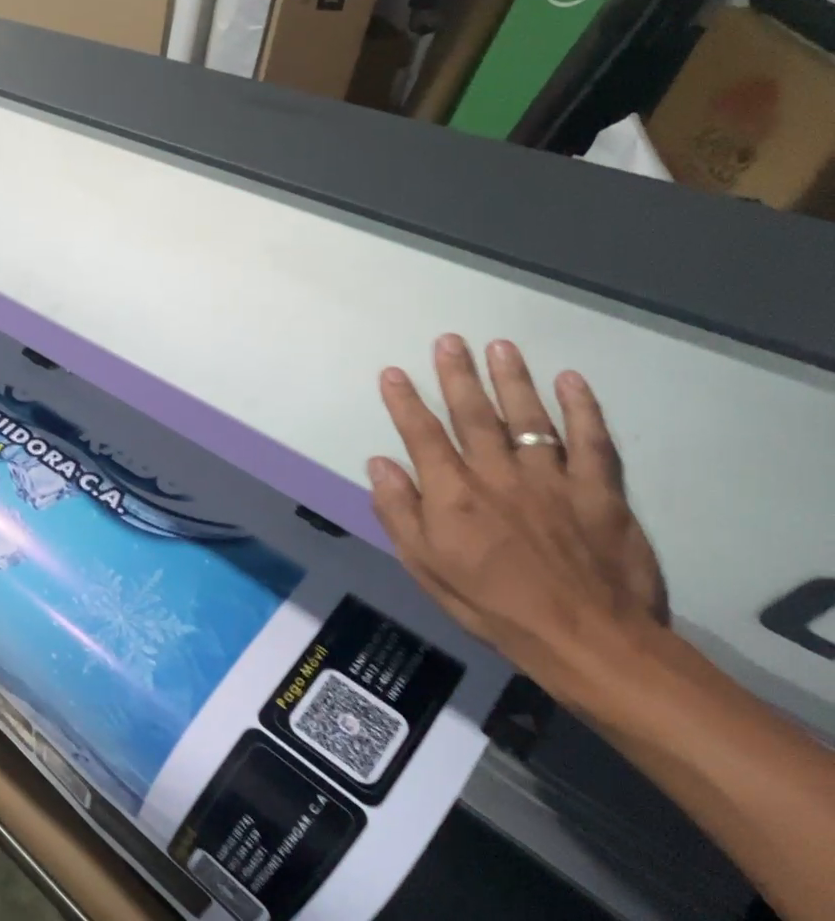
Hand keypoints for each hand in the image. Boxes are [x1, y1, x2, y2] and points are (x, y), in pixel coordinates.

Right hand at [368, 335, 668, 703]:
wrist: (586, 638)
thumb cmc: (491, 606)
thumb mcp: (425, 567)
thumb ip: (399, 512)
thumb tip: (379, 464)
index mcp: (452, 495)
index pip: (422, 436)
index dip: (405, 402)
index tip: (393, 372)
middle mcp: (498, 475)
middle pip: (474, 414)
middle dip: (457, 375)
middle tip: (448, 340)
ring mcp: (552, 478)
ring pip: (529, 417)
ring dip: (511, 379)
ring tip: (499, 346)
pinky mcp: (599, 490)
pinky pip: (591, 440)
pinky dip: (581, 408)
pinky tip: (570, 381)